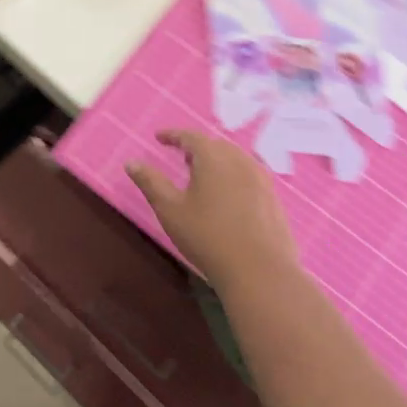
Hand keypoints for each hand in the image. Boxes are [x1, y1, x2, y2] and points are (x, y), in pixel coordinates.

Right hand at [126, 129, 299, 290]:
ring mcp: (263, 181)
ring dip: (218, 160)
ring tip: (204, 174)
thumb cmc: (206, 236)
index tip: (159, 137)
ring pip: (237, 160)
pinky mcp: (274, 200)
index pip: (191, 137)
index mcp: (214, 159)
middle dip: (197, 147)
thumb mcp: (169, 209)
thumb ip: (150, 182)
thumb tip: (131, 162)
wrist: (258, 271)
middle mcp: (241, 163)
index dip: (173, 135)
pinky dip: (234, 176)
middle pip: (217, 146)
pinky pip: (251, 177)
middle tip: (181, 156)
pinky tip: (228, 196)